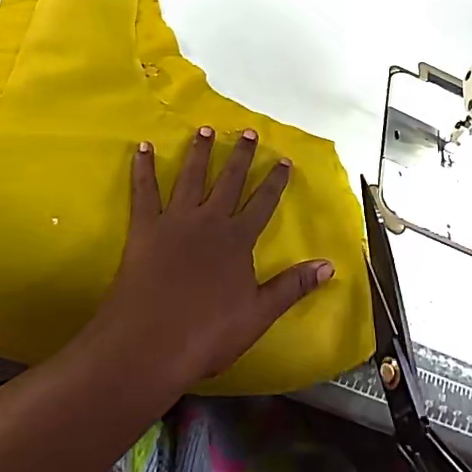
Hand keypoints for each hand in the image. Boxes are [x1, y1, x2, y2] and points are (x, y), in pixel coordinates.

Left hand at [91, 127, 333, 385]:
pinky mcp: (146, 226)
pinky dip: (143, 167)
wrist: (151, 342)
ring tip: (205, 129)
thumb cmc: (207, 334)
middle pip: (229, 181)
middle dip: (241, 156)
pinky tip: (143, 147)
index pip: (262, 203)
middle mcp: (209, 220)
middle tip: (248, 132)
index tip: (283, 160)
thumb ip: (292, 286)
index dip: (274, 181)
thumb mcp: (258, 314)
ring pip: (191, 176)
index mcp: (237, 240)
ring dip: (199, 152)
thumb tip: (329, 266)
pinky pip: (144, 190)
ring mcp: (176, 220)